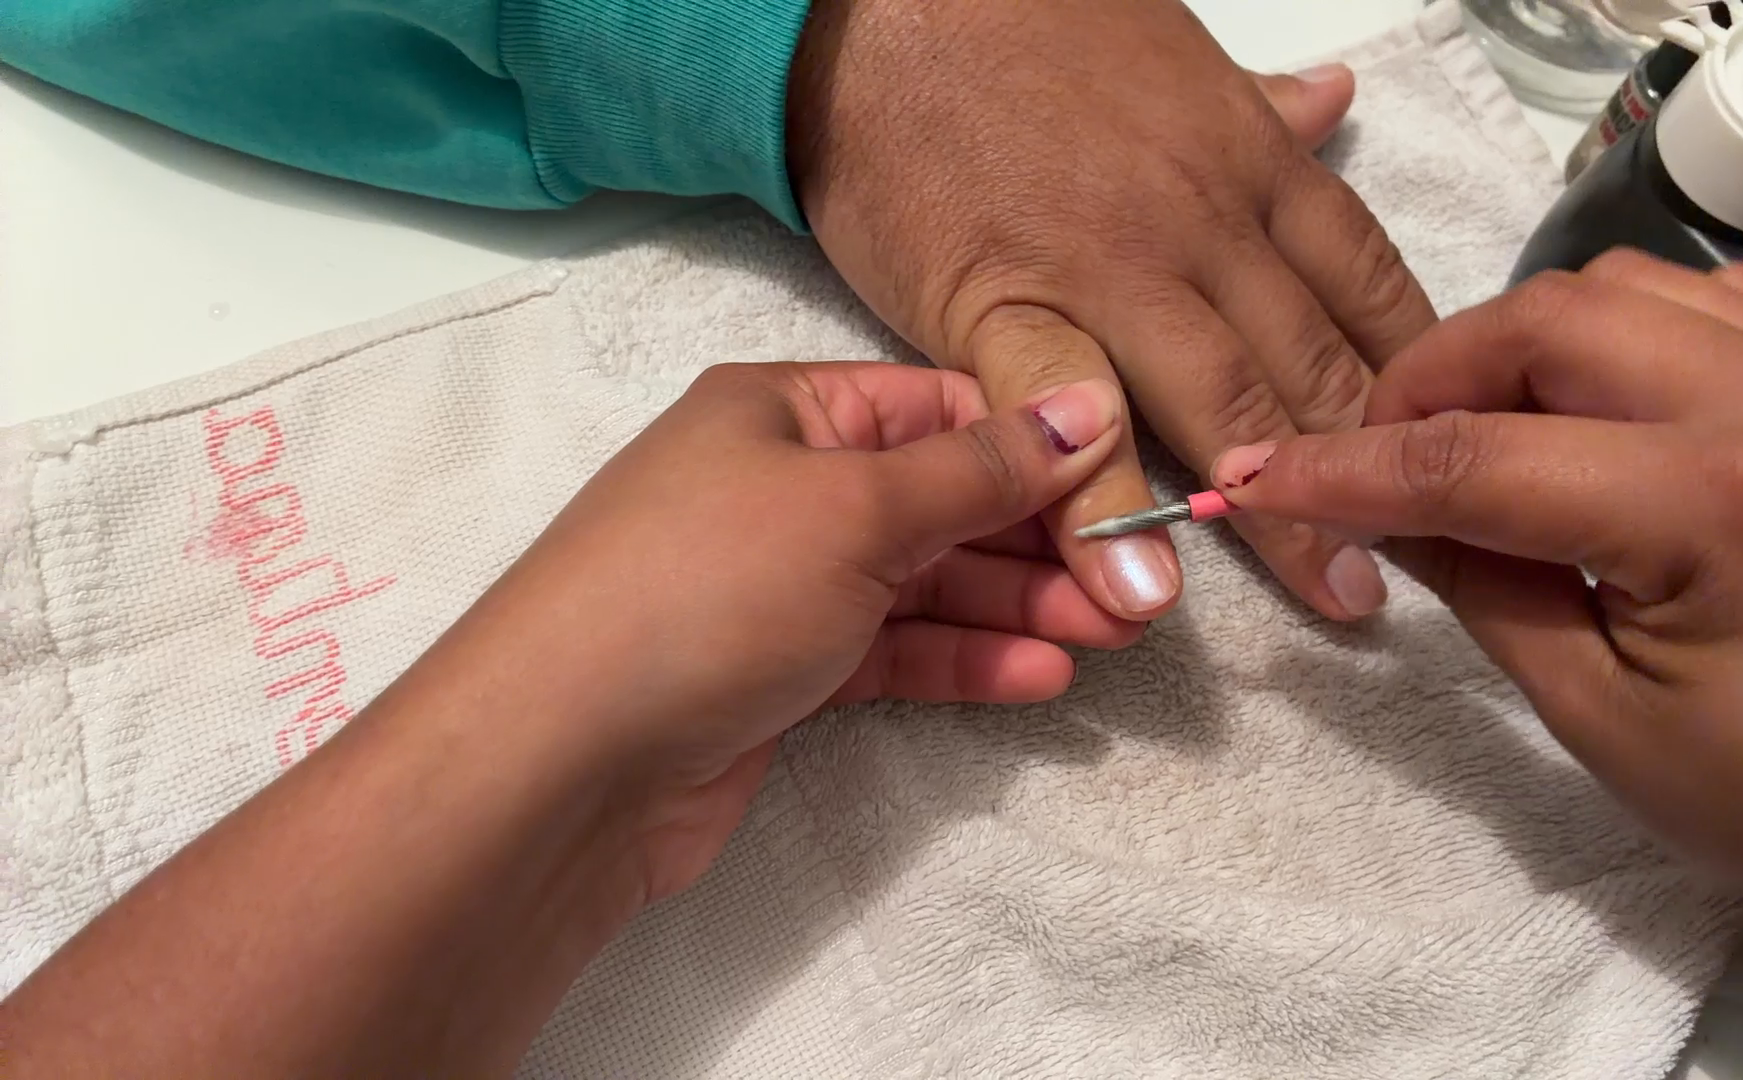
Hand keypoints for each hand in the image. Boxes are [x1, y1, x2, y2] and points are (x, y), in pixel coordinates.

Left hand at [440, 362, 1136, 902]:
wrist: (560, 769)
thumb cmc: (710, 590)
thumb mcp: (855, 509)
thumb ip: (979, 468)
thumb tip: (1088, 403)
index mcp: (791, 412)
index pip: (943, 412)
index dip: (1037, 449)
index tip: (1119, 494)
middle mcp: (791, 486)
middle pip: (944, 502)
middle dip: (1039, 545)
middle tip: (1135, 591)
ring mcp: (791, 579)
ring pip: (928, 583)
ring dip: (1016, 609)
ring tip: (1108, 638)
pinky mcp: (792, 664)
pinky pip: (896, 648)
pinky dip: (964, 659)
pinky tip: (1039, 678)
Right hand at [788, 0, 1433, 622]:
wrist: (881, 12)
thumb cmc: (1018, 35)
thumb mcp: (1167, 58)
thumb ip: (1254, 105)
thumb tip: (1330, 108)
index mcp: (1244, 161)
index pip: (1364, 286)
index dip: (1416, 380)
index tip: (1441, 456)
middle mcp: (1200, 221)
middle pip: (1313, 363)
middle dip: (1376, 470)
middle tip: (1421, 564)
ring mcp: (1106, 267)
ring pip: (1222, 399)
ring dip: (1284, 508)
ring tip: (1333, 593)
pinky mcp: (1003, 306)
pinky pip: (1068, 414)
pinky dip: (1105, 500)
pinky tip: (1142, 582)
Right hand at [1208, 251, 1742, 989]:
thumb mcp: (1586, 704)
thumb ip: (1469, 577)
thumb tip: (1367, 510)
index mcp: (1726, 511)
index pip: (1465, 461)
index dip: (1333, 470)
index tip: (1247, 478)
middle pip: (1542, 323)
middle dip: (1421, 382)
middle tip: (1375, 459)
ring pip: (1615, 293)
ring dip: (1503, 356)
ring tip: (1469, 438)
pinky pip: (1695, 307)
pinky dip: (1594, 343)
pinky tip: (1567, 414)